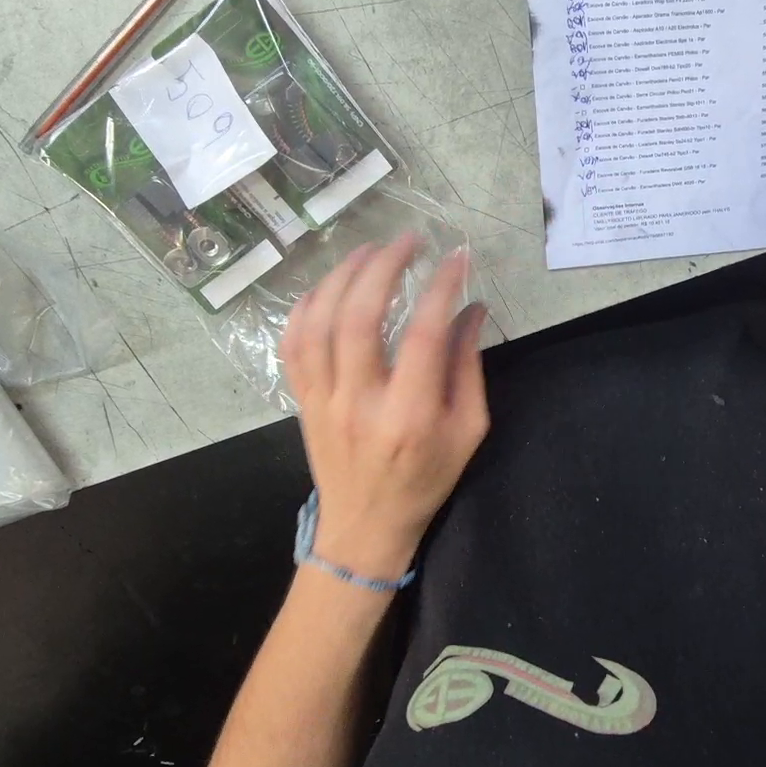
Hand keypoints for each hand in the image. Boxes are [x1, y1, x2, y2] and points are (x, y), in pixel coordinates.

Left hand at [280, 236, 489, 582]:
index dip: (442, 288)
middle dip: (384, 268)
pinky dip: (305, 307)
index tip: (457, 257)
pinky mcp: (302, 400)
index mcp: (411, 415)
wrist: (365, 525)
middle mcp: (362, 402)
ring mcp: (324, 400)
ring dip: (343, 277)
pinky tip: (327, 285)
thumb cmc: (426, 479)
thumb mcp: (467, 431)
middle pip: (361, 318)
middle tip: (408, 240)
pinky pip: (293, 344)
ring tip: (369, 250)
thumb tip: (472, 309)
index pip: (425, 335)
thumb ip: (468, 368)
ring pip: (320, 324)